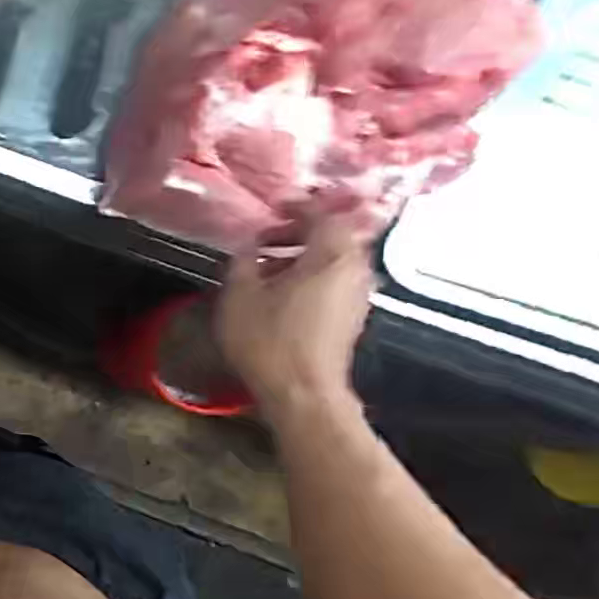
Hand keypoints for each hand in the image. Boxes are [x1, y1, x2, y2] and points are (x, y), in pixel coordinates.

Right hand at [216, 209, 376, 416]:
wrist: (302, 393)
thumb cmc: (269, 340)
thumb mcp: (240, 295)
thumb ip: (243, 261)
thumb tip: (248, 247)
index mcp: (332, 254)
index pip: (323, 213)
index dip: (297, 206)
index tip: (273, 207)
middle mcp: (354, 268)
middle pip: (334, 235)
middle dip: (299, 232)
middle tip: (265, 239)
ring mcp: (358, 294)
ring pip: (333, 260)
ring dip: (303, 256)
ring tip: (267, 267)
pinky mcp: (352, 317)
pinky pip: (333, 281)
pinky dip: (310, 276)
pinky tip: (281, 292)